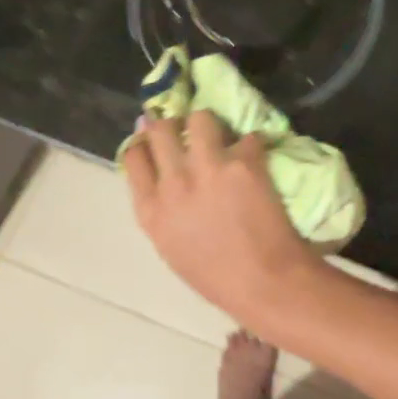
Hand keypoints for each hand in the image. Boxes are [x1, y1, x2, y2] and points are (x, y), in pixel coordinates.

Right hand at [122, 111, 321, 319]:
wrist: (263, 280)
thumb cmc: (215, 275)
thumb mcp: (170, 244)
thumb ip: (162, 205)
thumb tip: (163, 172)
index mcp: (151, 210)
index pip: (134, 155)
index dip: (145, 140)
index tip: (156, 137)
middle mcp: (174, 183)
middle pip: (162, 128)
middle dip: (173, 122)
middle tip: (188, 127)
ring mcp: (209, 167)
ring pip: (201, 118)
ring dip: (211, 123)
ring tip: (221, 134)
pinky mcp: (244, 161)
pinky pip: (246, 136)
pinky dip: (251, 144)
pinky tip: (255, 158)